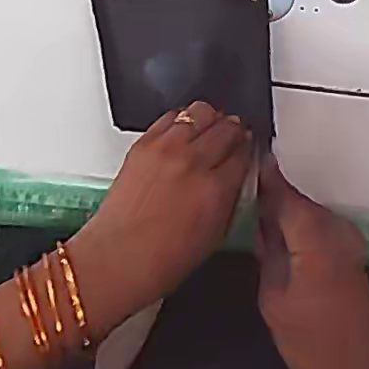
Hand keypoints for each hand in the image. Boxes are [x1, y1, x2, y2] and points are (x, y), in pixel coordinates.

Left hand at [65, 102, 251, 330]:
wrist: (120, 256)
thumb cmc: (163, 257)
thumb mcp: (215, 234)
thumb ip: (230, 197)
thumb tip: (237, 175)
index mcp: (217, 188)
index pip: (243, 152)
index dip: (248, 148)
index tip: (247, 146)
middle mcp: (194, 162)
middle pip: (226, 127)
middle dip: (234, 129)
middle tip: (234, 133)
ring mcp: (167, 148)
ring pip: (201, 112)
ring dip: (211, 118)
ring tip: (210, 126)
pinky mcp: (144, 143)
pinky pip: (170, 116)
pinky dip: (181, 119)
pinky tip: (183, 129)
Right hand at [256, 154, 368, 368]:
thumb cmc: (309, 342)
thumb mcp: (272, 295)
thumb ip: (268, 247)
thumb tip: (260, 214)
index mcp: (315, 238)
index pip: (286, 193)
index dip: (266, 174)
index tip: (247, 154)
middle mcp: (336, 228)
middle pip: (300, 195)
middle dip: (276, 183)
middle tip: (246, 170)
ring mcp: (348, 236)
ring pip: (310, 205)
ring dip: (289, 197)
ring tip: (258, 189)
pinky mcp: (350, 247)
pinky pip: (320, 218)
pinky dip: (301, 213)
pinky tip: (280, 215)